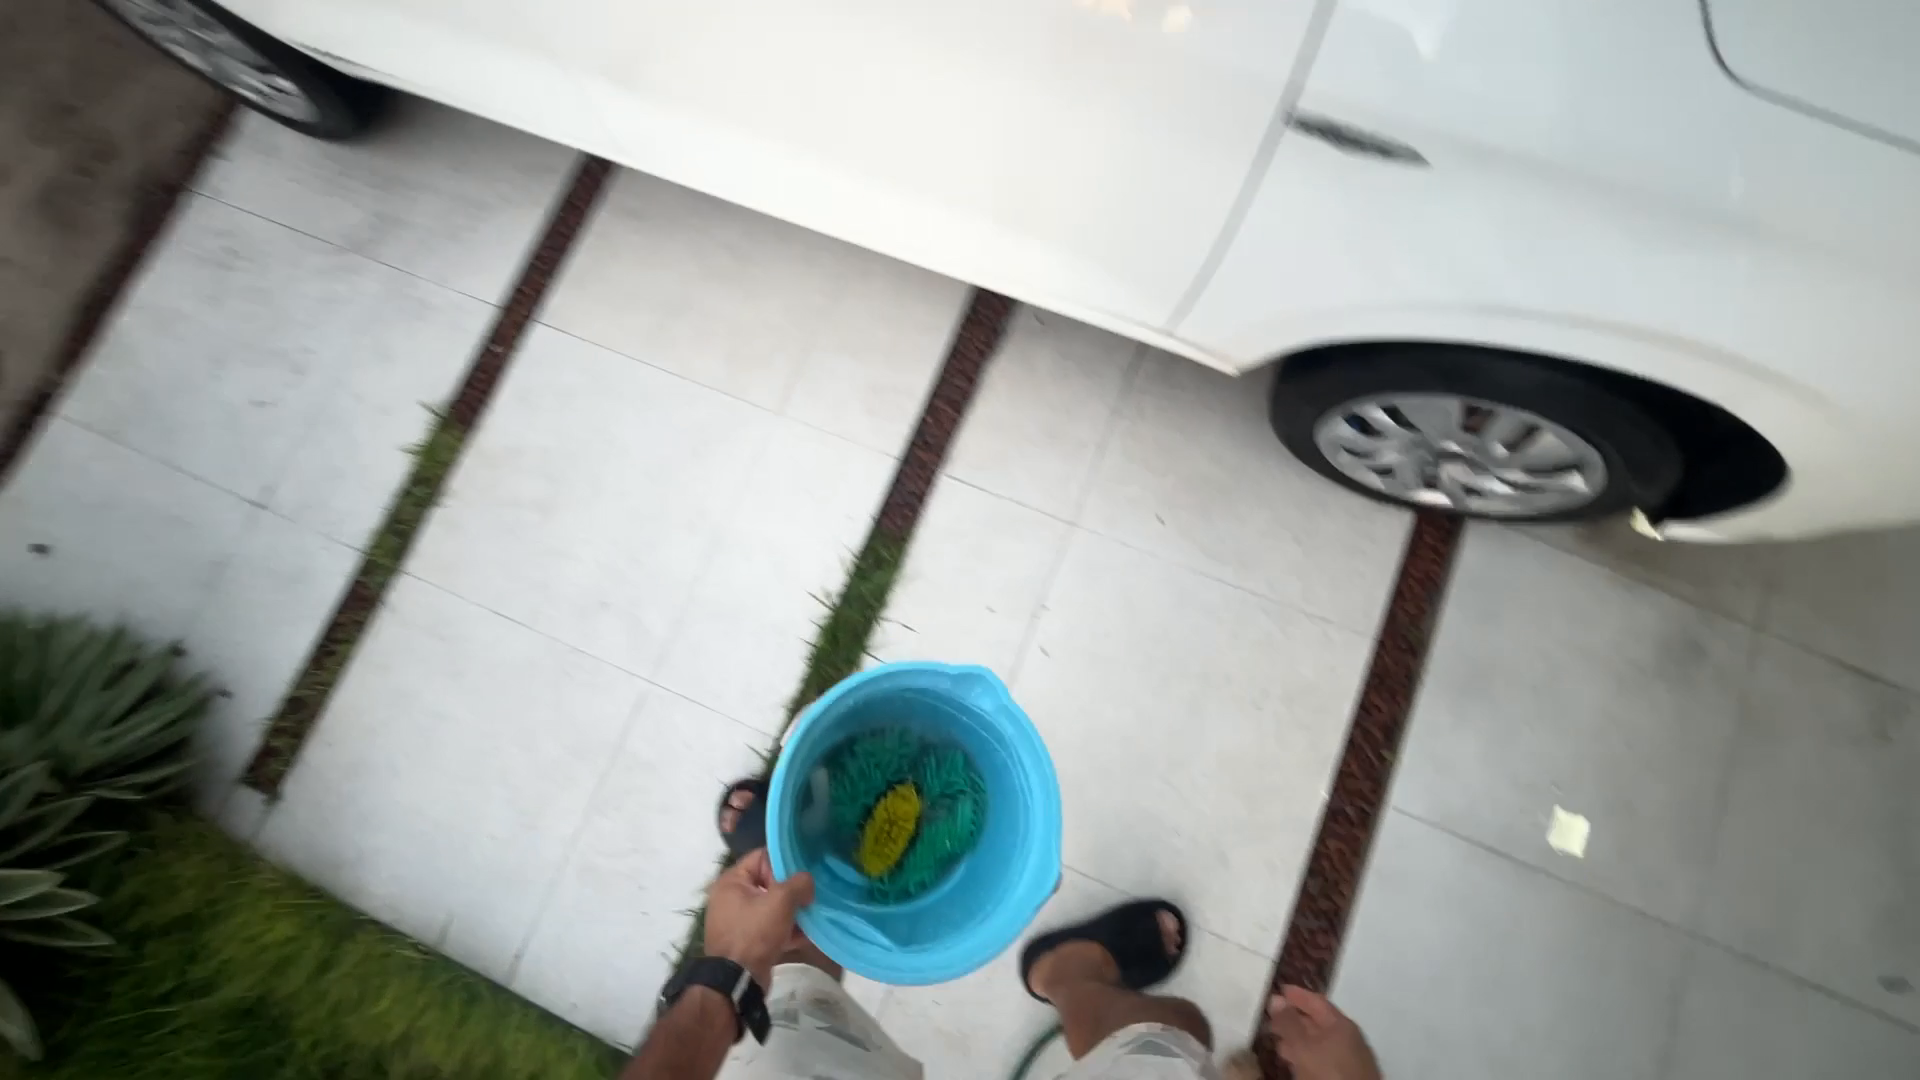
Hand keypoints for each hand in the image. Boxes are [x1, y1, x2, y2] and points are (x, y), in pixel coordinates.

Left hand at [703, 849, 814, 988]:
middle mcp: (731, 899)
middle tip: (811, 893)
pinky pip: (771, 928)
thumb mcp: (781, 900)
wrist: (737, 984)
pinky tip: (808, 934)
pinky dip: (787, 930)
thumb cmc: (755, 932)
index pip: (762, 857)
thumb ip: (799, 882)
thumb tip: (808, 882)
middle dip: (793, 890)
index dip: (784, 862)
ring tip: (813, 913)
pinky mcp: (747, 943)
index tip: (804, 871)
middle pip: (769, 883)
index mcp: (732, 881)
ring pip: (772, 907)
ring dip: (793, 911)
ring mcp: (739, 922)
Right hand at [1268, 985, 1381, 1079]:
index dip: (1296, 994)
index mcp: (1343, 1025)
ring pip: (1322, 1043)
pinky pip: (1326, 1059)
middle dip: (1294, 1019)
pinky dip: (1309, 1056)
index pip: (1317, 1001)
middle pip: (1319, 1022)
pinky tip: (1297, 1063)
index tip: (1278, 990)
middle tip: (1272, 1018)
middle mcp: (1351, 1039)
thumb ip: (1287, 1022)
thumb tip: (1276, 999)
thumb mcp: (1302, 1047)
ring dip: (1299, 1041)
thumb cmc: (1328, 1075)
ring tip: (1279, 1044)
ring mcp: (1354, 1060)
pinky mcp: (1352, 1077)